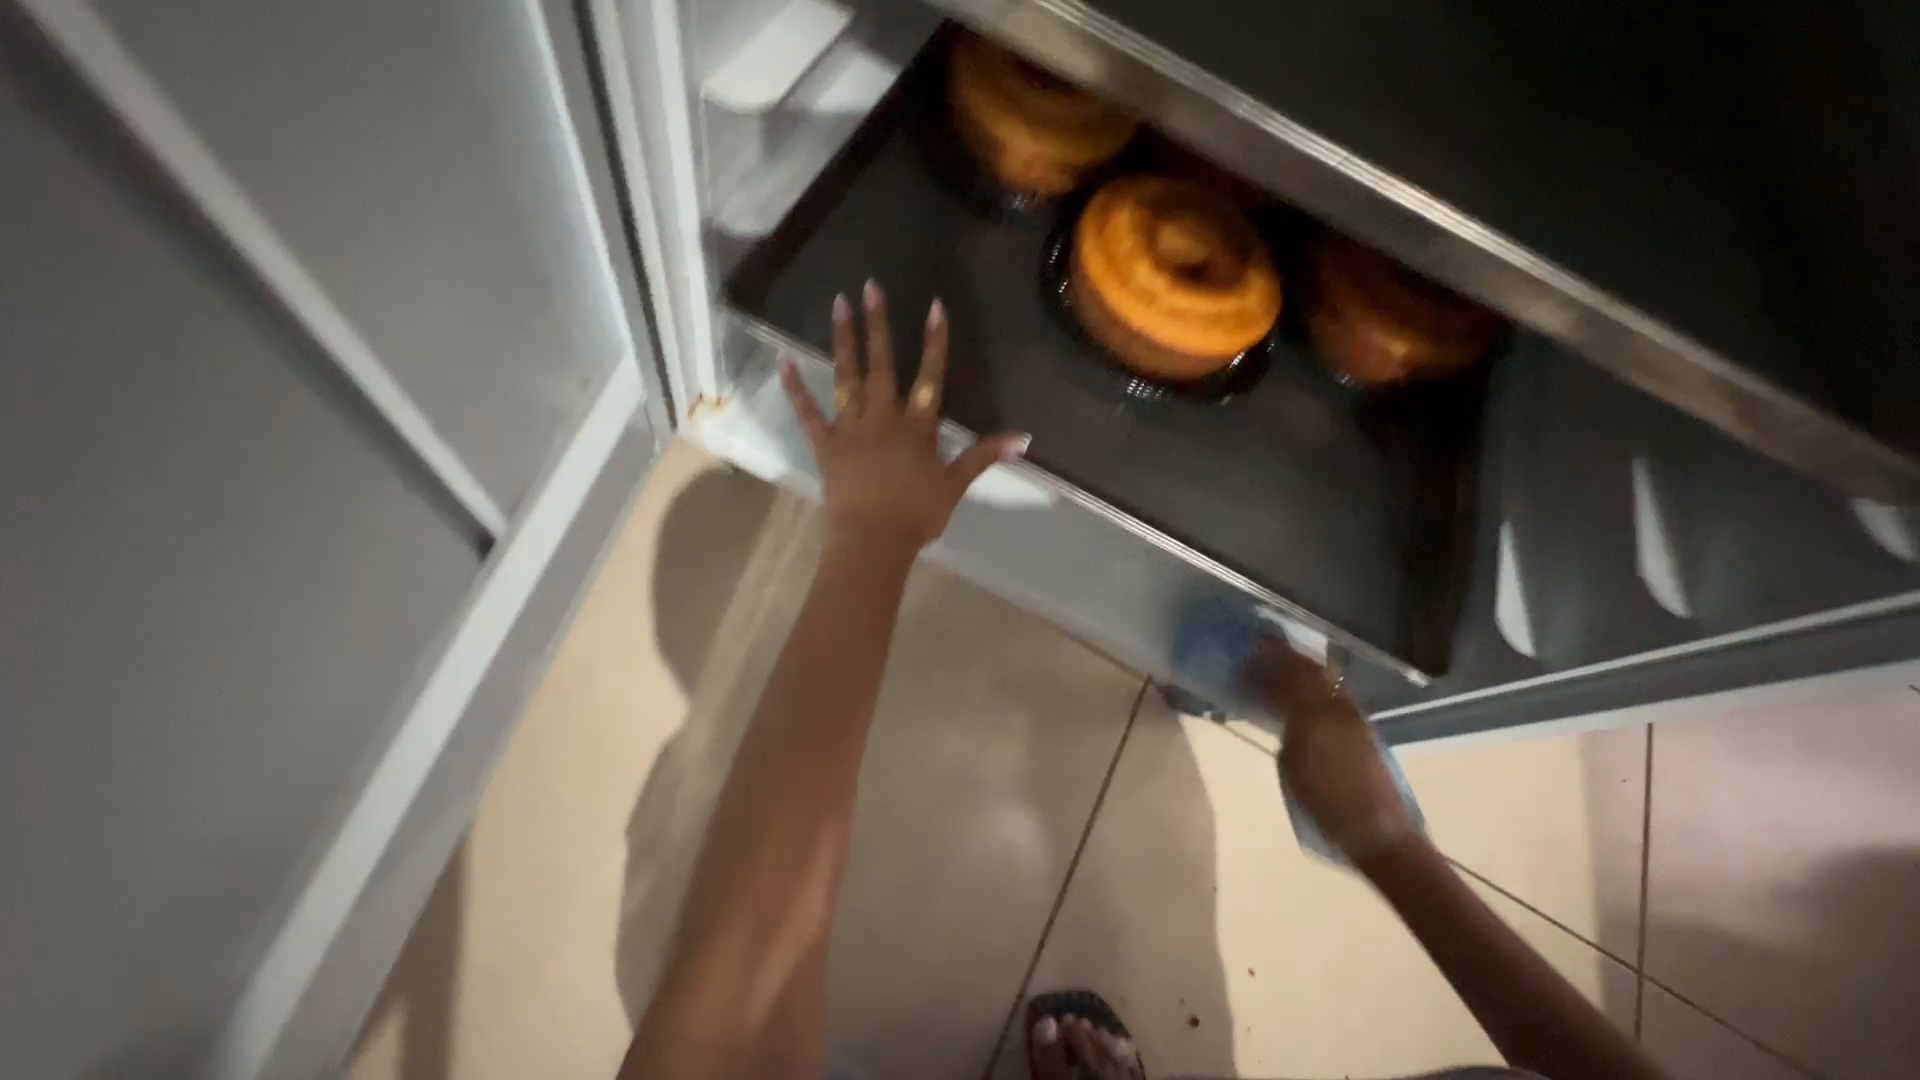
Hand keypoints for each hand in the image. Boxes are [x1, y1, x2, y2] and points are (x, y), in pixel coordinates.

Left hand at [781, 281, 1029, 552]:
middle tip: (870, 287)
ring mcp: (851, 429)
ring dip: (843, 340)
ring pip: (846, 378)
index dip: (934, 341)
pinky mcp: (826, 445)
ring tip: (838, 304)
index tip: (934, 305)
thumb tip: (1024, 437)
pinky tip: (784, 361)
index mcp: (917, 428)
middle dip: (878, 325)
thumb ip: (984, 456)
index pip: (930, 377)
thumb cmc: (917, 516)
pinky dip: (795, 388)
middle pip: (882, 365)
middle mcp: (883, 419)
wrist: (872, 542)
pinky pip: (808, 413)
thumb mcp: (955, 485)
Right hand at [1251, 639, 1415, 864]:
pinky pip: (1334, 692)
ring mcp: (1354, 715)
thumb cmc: (1325, 806)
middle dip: (1283, 657)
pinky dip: (1315, 684)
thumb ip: (1283, 728)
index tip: (1246, 655)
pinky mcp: (1363, 728)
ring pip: (1324, 677)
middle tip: (1260, 651)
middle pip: (1308, 669)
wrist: (1378, 833)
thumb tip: (1274, 705)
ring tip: (1279, 666)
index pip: (1286, 674)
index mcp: (1315, 713)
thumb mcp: (1291, 765)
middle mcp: (1337, 705)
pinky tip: (1303, 692)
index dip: (1265, 662)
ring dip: (1301, 667)